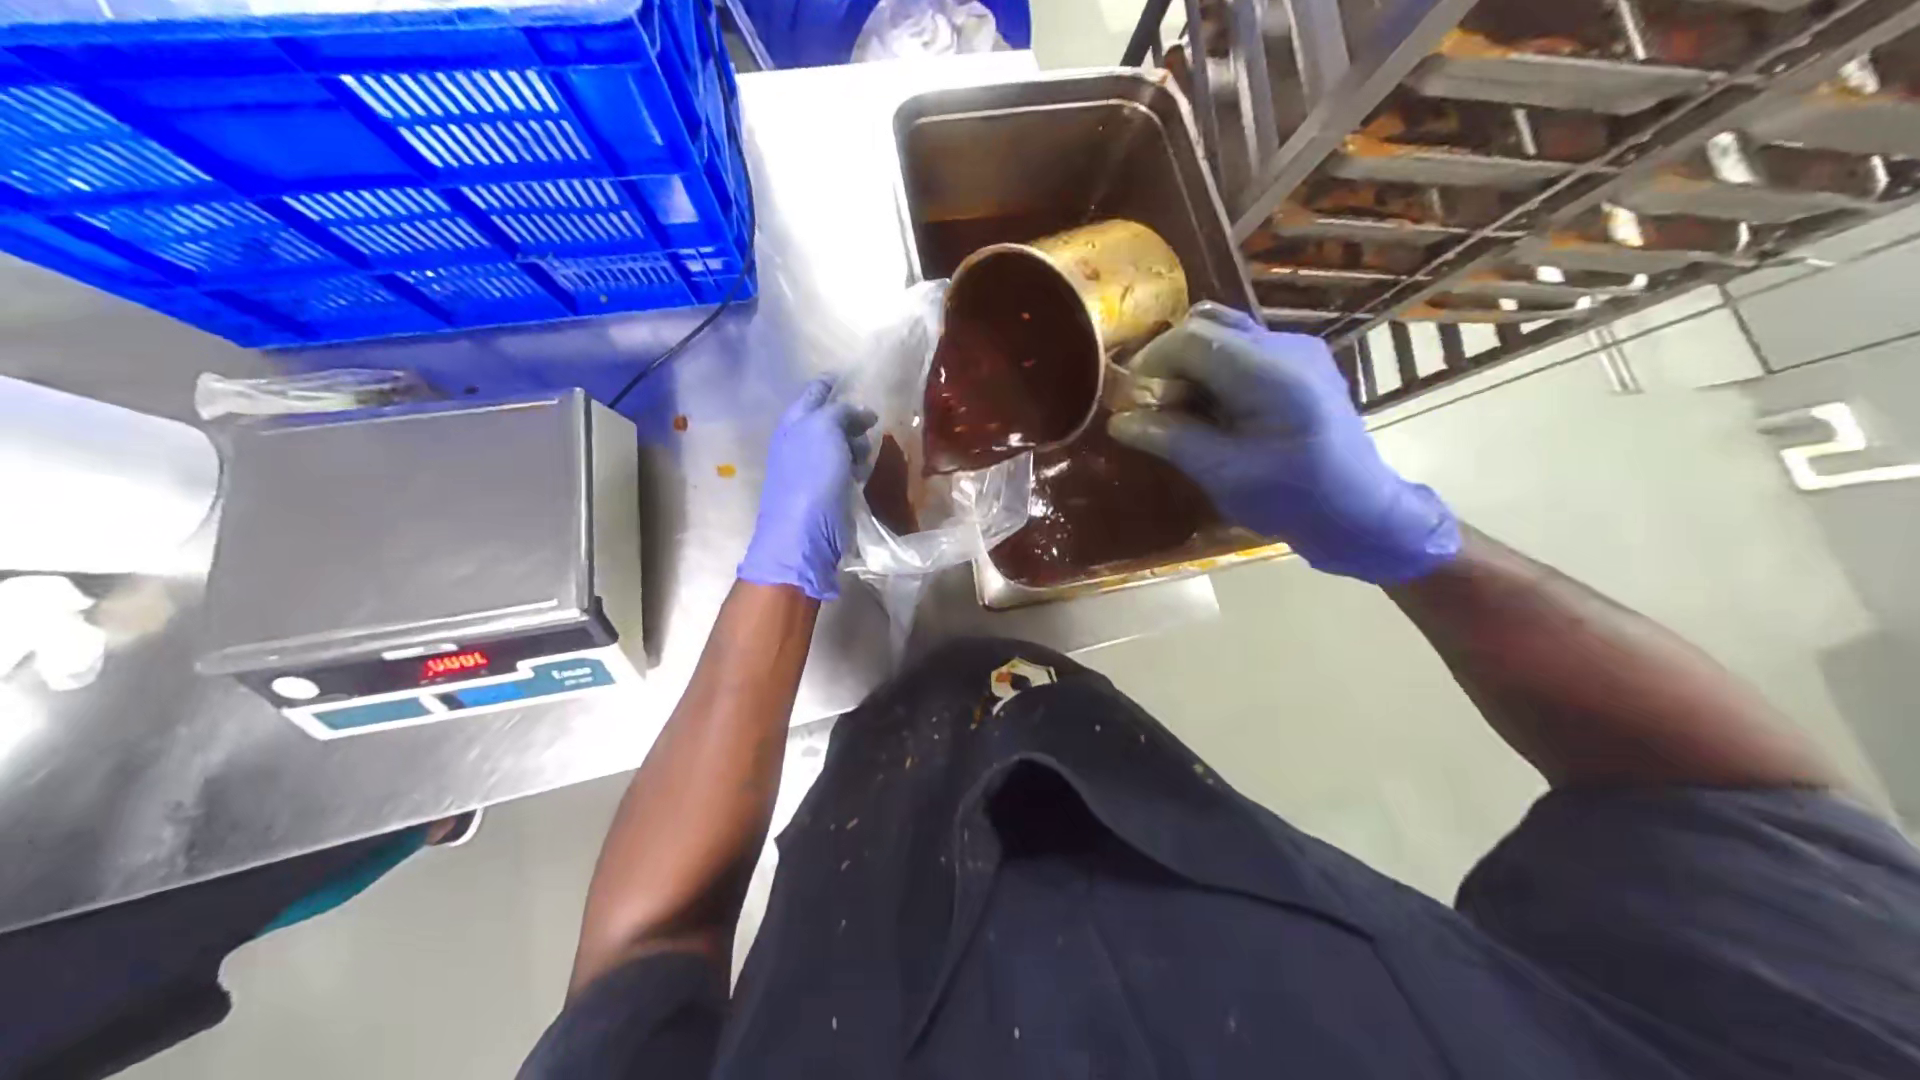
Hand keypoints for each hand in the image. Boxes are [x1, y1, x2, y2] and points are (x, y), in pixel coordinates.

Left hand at [738, 378, 877, 600]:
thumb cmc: (812, 476)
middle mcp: (799, 442)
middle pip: (830, 420)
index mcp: (794, 423)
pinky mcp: (826, 491)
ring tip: (867, 453)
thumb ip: (841, 411)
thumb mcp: (826, 430)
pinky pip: (845, 469)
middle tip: (871, 422)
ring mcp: (811, 468)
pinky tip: (863, 473)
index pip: (814, 394)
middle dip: (851, 418)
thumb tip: (860, 411)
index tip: (850, 378)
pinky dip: (856, 467)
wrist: (803, 533)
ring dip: (857, 445)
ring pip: (840, 445)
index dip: (831, 384)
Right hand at [1106, 303, 1458, 584]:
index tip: (1131, 401)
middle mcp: (1286, 346)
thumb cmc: (1292, 499)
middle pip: (1206, 326)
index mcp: (1271, 373)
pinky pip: (1242, 351)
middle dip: (1168, 362)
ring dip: (1190, 367)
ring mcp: (1298, 350)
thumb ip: (1169, 439)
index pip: (1191, 338)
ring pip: (1223, 334)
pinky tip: (1212, 411)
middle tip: (1154, 406)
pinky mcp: (1300, 364)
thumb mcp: (1223, 474)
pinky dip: (1214, 373)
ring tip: (1181, 411)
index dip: (1150, 363)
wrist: (1358, 512)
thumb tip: (1117, 421)